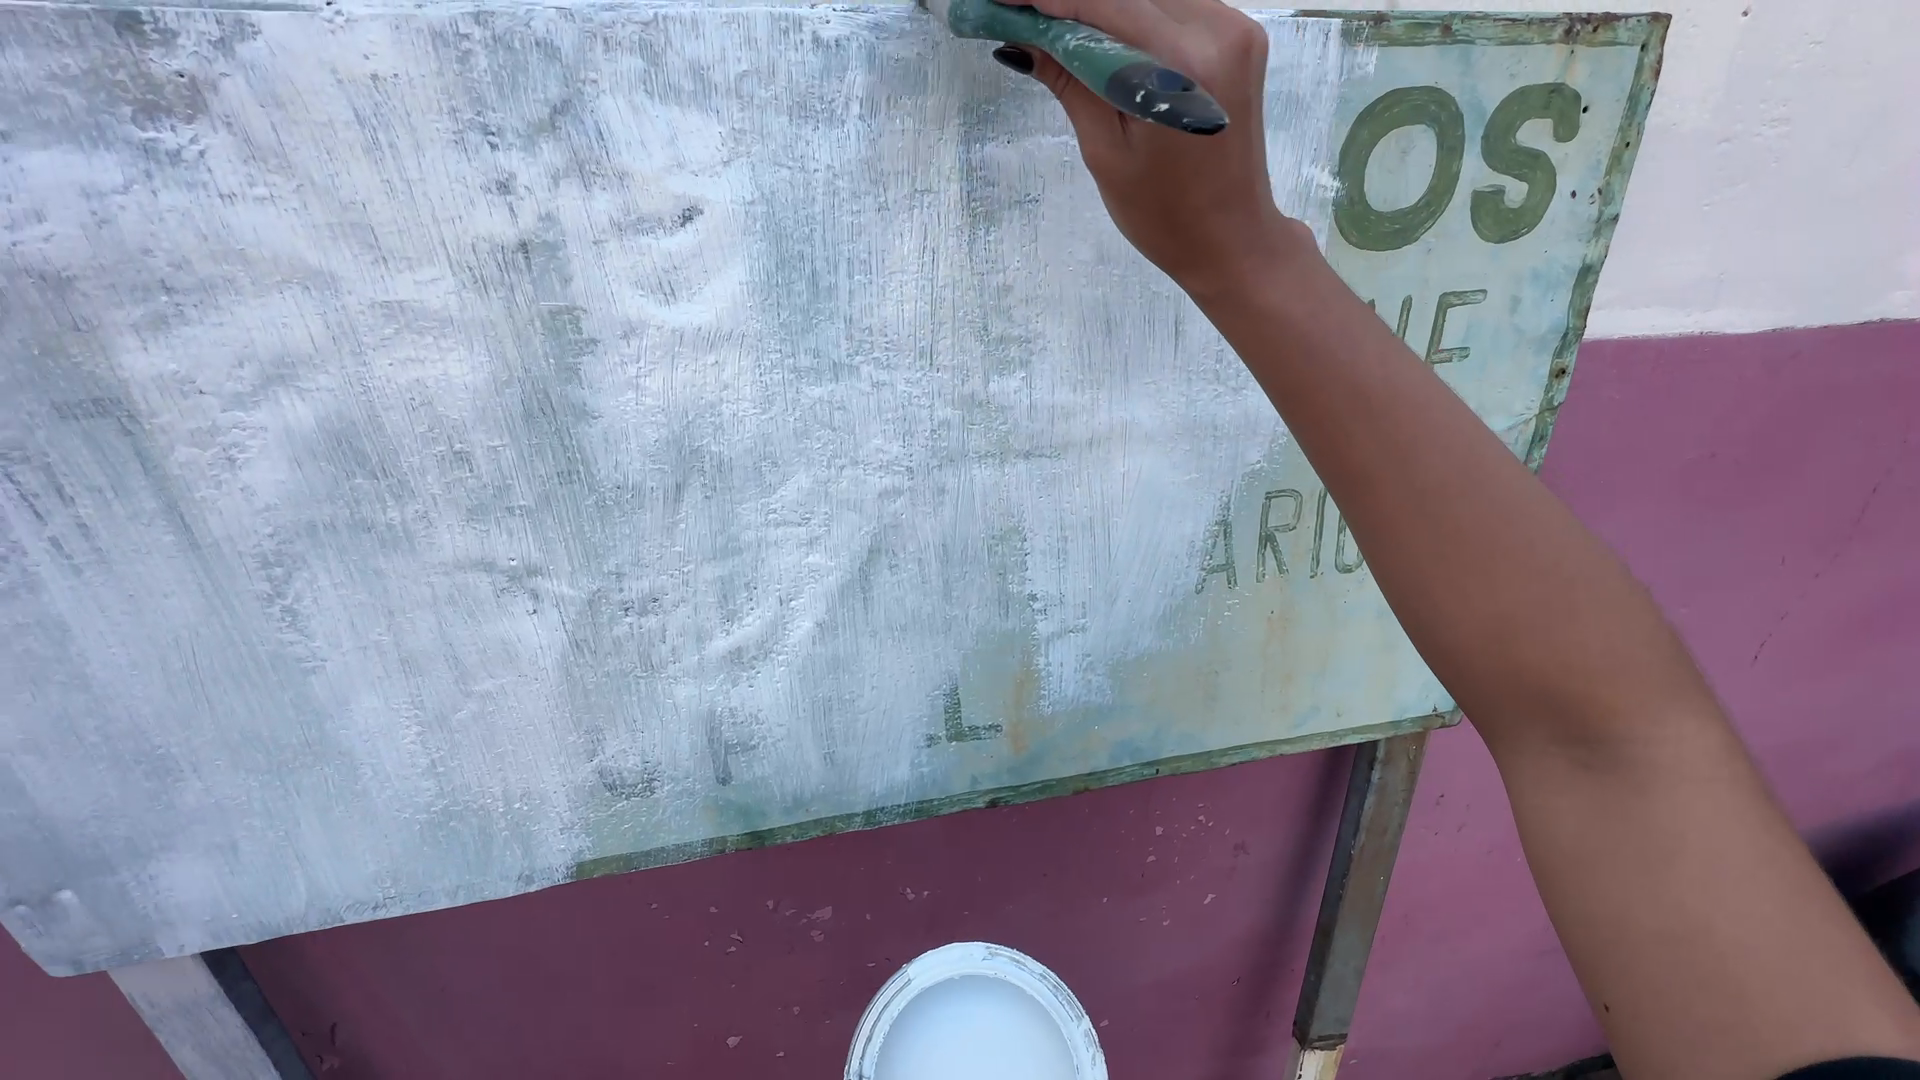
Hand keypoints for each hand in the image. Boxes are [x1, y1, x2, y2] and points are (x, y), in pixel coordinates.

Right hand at [991, 0, 1311, 299]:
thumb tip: (1021, 41)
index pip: (1100, 3)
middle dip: (1068, 2)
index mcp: (1180, 63)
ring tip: (1054, 30)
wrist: (1231, 239)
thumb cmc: (1165, 215)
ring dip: (1099, 8)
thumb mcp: (1105, 152)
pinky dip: (1132, 17)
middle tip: (1022, 17)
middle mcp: (1217, 28)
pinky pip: (1173, 8)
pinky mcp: (1239, 35)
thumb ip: (1069, 82)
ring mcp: (1234, 26)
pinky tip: (1101, 38)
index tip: (1002, 3)